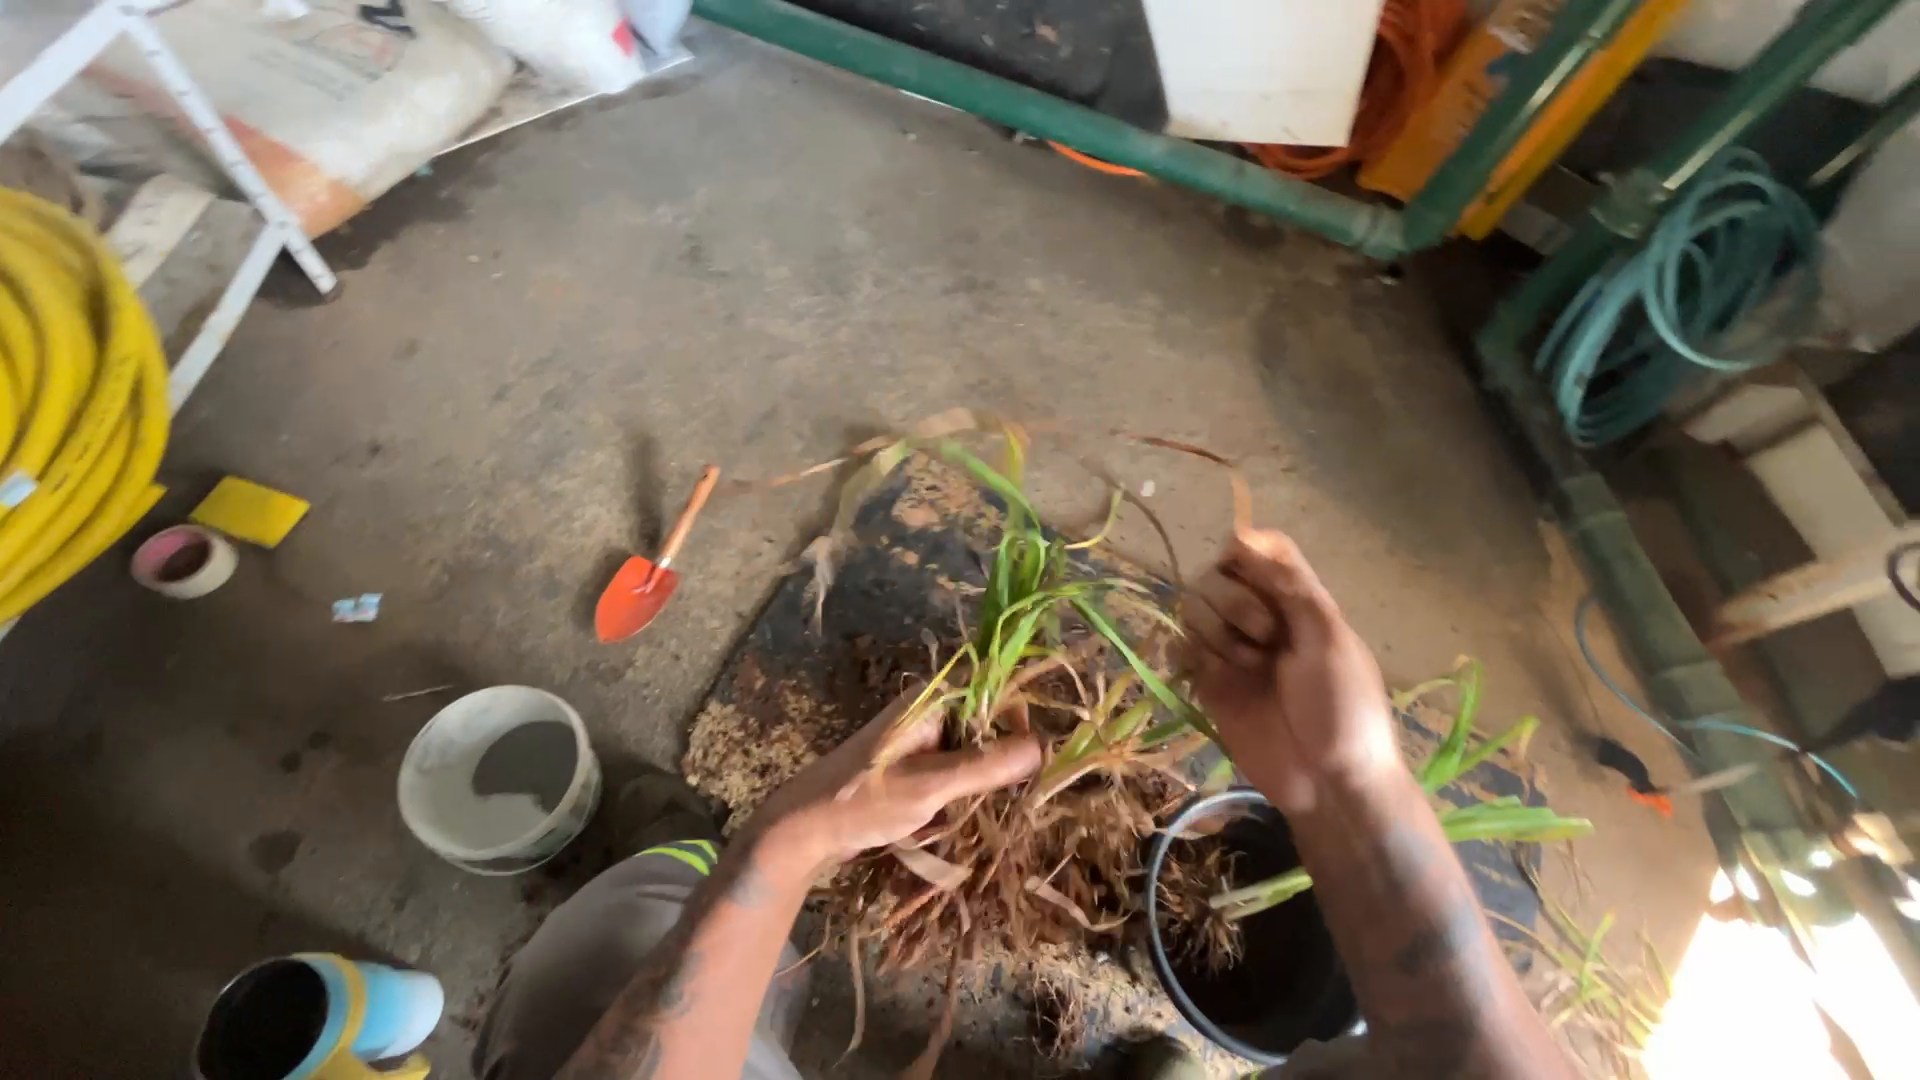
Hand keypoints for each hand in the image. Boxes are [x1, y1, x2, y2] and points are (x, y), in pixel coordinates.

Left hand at [748, 686, 1040, 872]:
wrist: (805, 827)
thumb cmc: (864, 800)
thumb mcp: (930, 786)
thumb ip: (985, 766)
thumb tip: (1041, 747)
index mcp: (932, 699)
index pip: (994, 687)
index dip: (1018, 716)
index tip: (1035, 757)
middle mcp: (930, 709)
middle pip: (988, 717)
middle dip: (1006, 750)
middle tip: (1016, 791)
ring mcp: (922, 736)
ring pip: (975, 744)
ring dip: (988, 772)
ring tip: (992, 804)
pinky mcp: (916, 762)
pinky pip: (957, 763)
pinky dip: (968, 783)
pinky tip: (968, 808)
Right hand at [1183, 529, 1401, 812]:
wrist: (1327, 783)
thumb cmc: (1344, 709)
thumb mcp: (1329, 638)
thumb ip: (1290, 585)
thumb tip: (1244, 534)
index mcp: (1296, 600)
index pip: (1257, 549)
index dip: (1244, 550)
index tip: (1243, 565)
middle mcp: (1258, 616)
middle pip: (1216, 574)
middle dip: (1233, 602)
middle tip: (1266, 640)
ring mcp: (1229, 648)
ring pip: (1192, 607)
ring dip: (1214, 631)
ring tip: (1246, 668)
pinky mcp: (1206, 680)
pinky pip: (1178, 646)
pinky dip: (1185, 653)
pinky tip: (1208, 675)